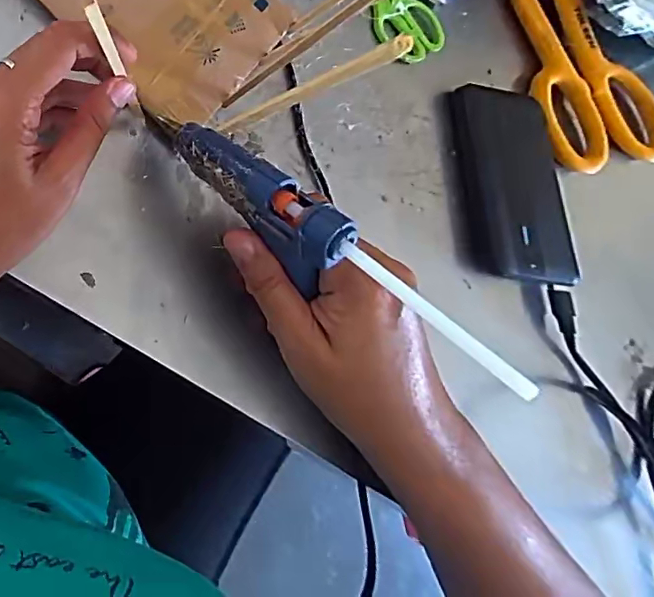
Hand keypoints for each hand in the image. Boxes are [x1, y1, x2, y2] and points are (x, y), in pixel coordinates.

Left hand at [0, 20, 136, 320]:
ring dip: (73, 78)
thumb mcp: (60, 180)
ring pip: (34, 67)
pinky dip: (52, 96)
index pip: (57, 43)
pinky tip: (79, 120)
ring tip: (109, 105)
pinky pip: (21, 90)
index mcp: (6, 102)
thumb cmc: (4, 226)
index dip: (99, 41)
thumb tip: (122, 85)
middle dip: (89, 55)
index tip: (131, 62)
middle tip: (124, 80)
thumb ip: (92, 126)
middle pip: (44, 47)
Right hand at [225, 231, 460, 458]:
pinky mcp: (391, 285)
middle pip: (315, 233)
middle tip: (261, 285)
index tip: (245, 226)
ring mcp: (391, 275)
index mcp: (362, 277)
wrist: (412, 432)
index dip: (271, 222)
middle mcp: (383, 268)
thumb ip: (266, 283)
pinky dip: (320, 278)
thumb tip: (241, 241)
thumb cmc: (363, 398)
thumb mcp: (298, 341)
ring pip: (326, 248)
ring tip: (293, 310)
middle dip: (282, 254)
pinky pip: (343, 263)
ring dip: (299, 269)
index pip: (307, 220)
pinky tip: (313, 311)